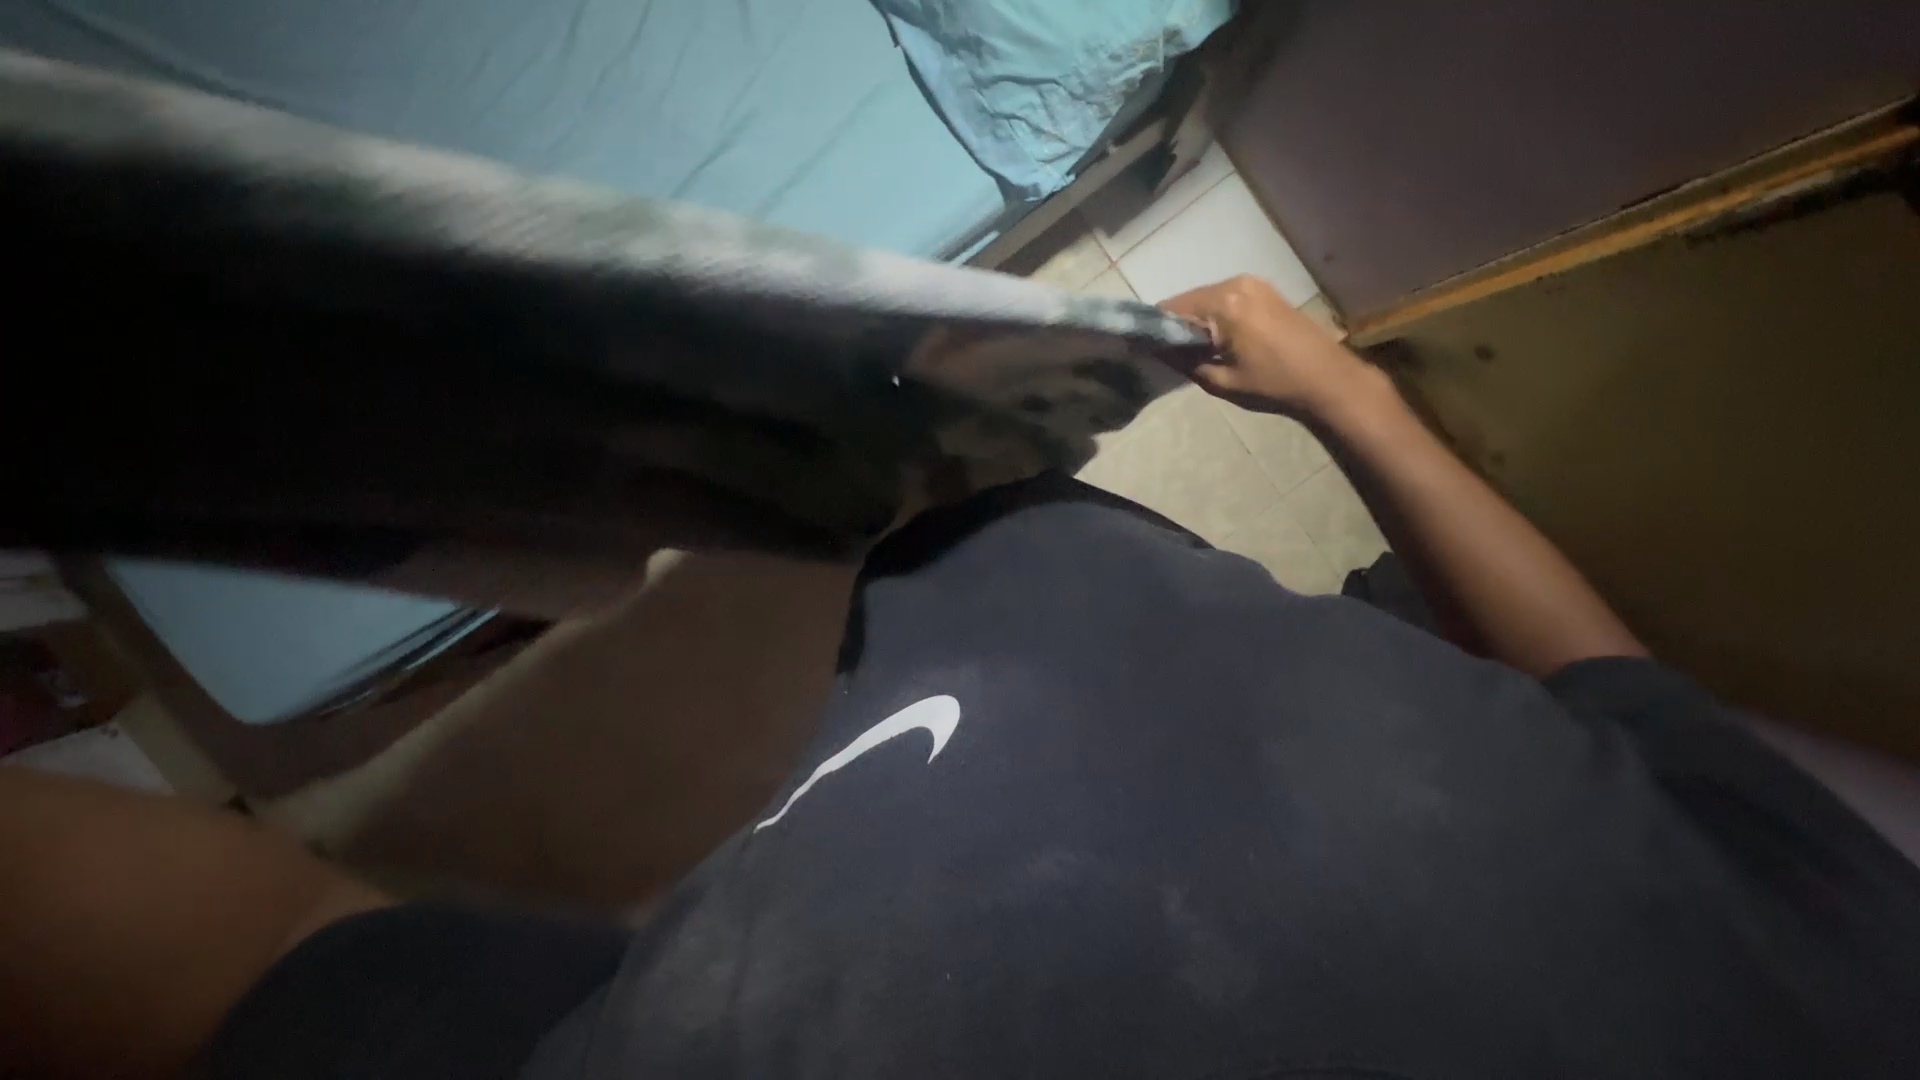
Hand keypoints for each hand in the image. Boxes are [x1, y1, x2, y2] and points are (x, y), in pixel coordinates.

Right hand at [1161, 275, 1386, 418]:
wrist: (1328, 380)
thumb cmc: (1273, 384)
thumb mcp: (1220, 381)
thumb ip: (1183, 361)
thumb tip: (1156, 350)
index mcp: (1222, 304)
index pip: (1170, 309)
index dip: (1153, 329)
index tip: (1144, 349)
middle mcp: (1235, 283)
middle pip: (1187, 301)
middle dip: (1174, 325)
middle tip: (1167, 353)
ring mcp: (1253, 283)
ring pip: (1206, 299)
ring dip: (1195, 321)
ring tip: (1191, 349)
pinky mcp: (1264, 290)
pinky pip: (1225, 299)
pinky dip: (1214, 316)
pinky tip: (1214, 340)